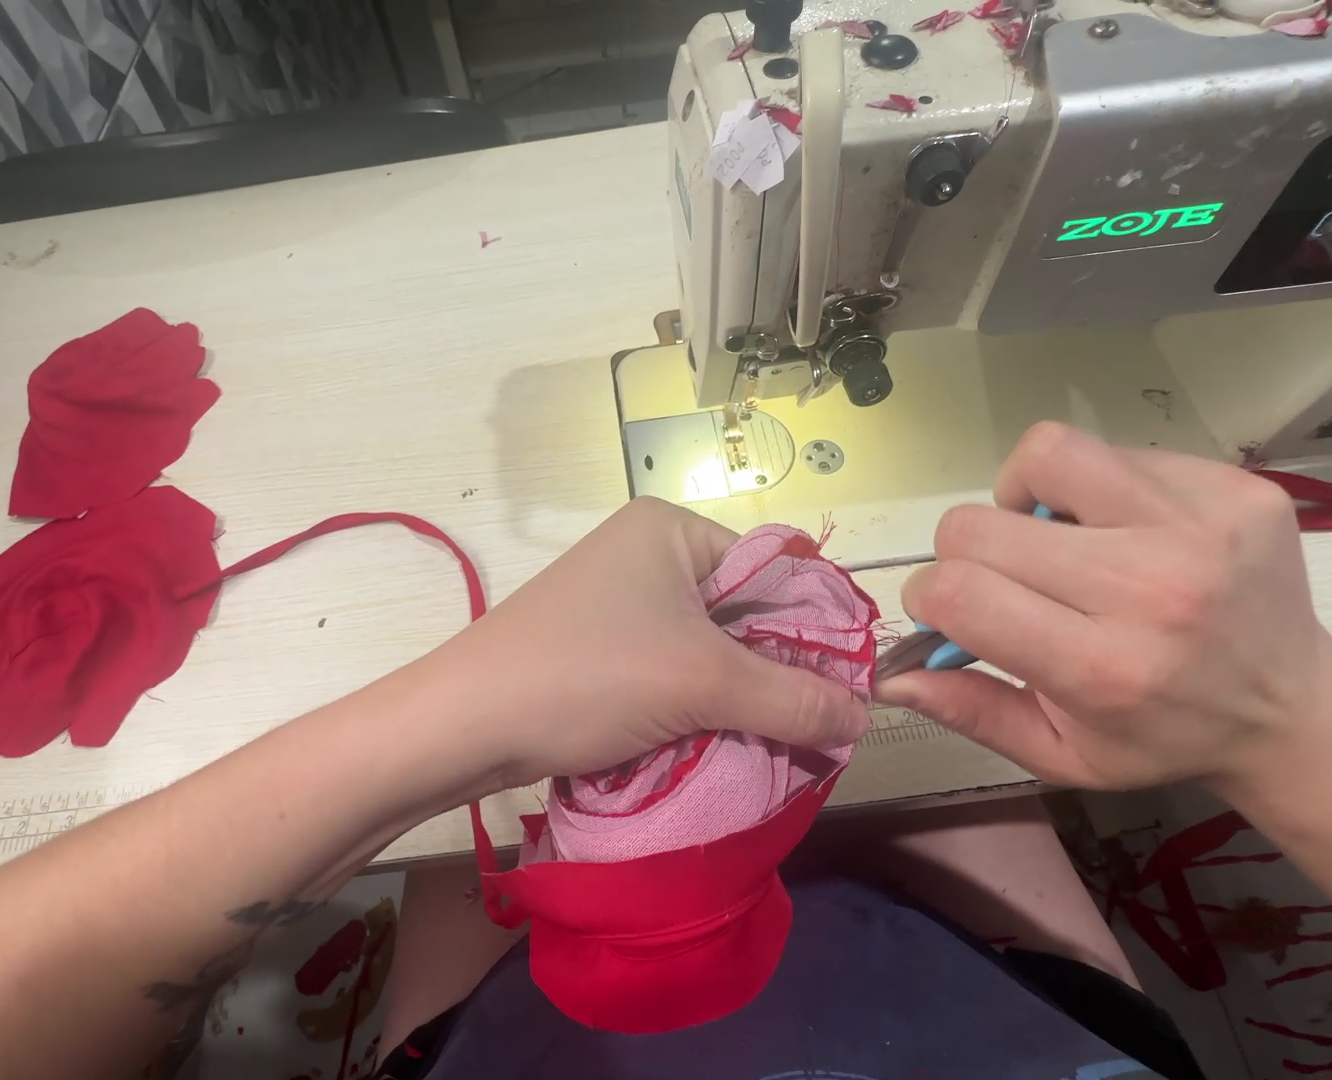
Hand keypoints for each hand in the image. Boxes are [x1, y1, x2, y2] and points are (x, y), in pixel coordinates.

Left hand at [415, 497, 870, 792]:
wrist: (466, 722)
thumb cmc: (588, 676)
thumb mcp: (702, 683)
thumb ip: (793, 699)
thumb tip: (865, 717)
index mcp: (670, 529)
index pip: (772, 570)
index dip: (811, 630)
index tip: (842, 693)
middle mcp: (644, 552)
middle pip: (740, 612)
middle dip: (772, 673)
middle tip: (809, 730)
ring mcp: (617, 598)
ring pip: (706, 648)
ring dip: (734, 696)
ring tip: (765, 743)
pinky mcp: (598, 642)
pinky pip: (669, 667)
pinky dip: (693, 703)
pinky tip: (711, 741)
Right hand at [876, 422, 1331, 790]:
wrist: (1297, 713)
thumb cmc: (1158, 737)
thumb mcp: (1056, 754)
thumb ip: (966, 711)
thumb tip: (887, 676)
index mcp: (1102, 667)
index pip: (958, 593)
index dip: (926, 594)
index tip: (946, 610)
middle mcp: (1152, 588)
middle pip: (978, 525)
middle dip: (962, 552)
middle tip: (1001, 578)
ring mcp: (1200, 526)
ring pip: (1046, 455)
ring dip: (1023, 494)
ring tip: (1050, 532)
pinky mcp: (1233, 487)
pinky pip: (1111, 452)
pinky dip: (1091, 487)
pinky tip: (1117, 528)